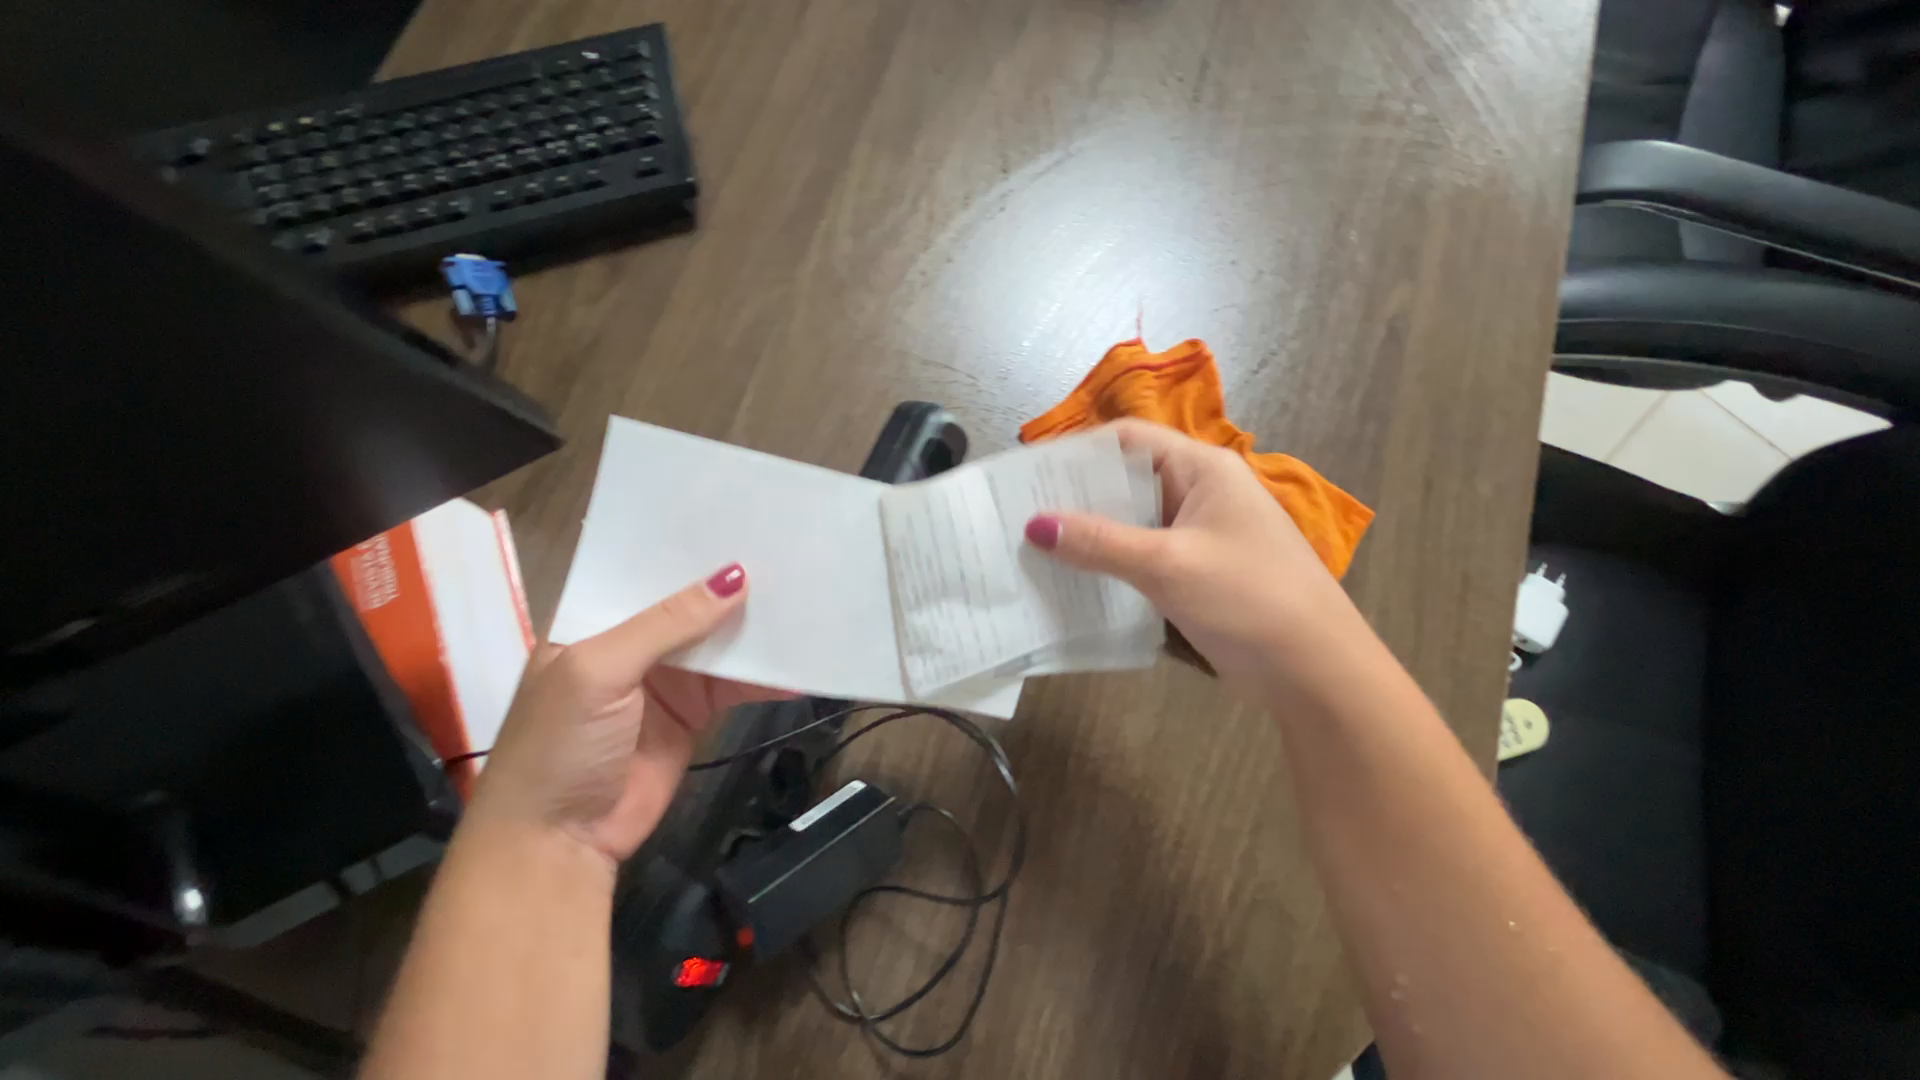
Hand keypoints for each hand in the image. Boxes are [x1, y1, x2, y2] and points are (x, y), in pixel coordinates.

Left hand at [467, 564, 787, 864]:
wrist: (557, 842)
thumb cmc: (559, 743)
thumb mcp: (600, 669)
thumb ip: (667, 623)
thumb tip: (735, 576)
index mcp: (593, 619)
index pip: (645, 570)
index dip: (688, 548)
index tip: (741, 518)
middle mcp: (632, 643)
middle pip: (690, 605)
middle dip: (733, 584)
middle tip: (789, 550)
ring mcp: (666, 680)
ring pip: (720, 643)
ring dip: (756, 628)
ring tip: (806, 596)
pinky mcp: (694, 715)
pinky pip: (737, 686)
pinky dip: (768, 677)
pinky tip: (800, 663)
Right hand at [1024, 420, 1373, 697]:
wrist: (1316, 671)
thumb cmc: (1247, 600)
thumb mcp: (1167, 565)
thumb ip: (1099, 542)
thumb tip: (1034, 524)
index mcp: (1203, 469)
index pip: (1129, 440)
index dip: (1077, 453)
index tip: (1028, 477)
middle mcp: (1202, 492)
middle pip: (1128, 480)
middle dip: (1077, 497)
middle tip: (1021, 517)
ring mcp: (1202, 534)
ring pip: (1135, 522)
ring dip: (1092, 535)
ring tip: (1037, 550)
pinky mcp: (1200, 572)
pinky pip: (1146, 555)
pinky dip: (1113, 563)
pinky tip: (1077, 581)